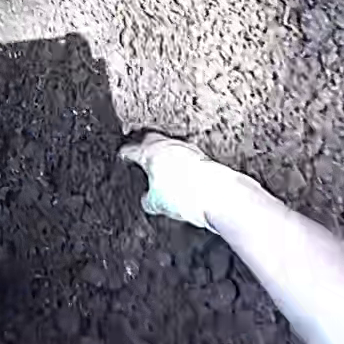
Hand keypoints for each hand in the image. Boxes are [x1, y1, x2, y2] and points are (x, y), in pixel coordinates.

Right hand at [119, 131, 255, 229]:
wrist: (221, 197)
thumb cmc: (188, 195)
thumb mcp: (156, 204)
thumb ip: (147, 199)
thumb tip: (147, 199)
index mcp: (149, 151)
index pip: (129, 150)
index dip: (123, 155)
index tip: (122, 158)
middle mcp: (167, 145)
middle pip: (149, 139)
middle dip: (143, 147)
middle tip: (139, 157)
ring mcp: (186, 148)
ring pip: (169, 147)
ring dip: (164, 155)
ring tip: (162, 170)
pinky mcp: (202, 157)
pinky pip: (185, 156)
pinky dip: (180, 163)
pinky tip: (182, 177)